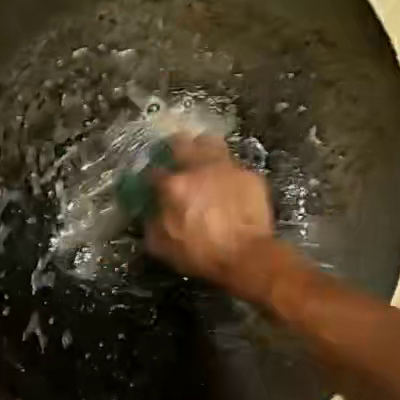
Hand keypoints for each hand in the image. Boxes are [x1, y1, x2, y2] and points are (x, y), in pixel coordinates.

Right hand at [145, 134, 280, 294]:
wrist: (248, 256)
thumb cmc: (202, 254)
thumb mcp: (163, 247)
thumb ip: (151, 225)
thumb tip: (150, 214)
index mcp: (173, 185)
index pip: (153, 171)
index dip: (151, 178)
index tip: (153, 186)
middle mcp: (198, 168)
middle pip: (180, 143)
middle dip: (174, 150)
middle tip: (176, 162)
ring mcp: (226, 168)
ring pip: (210, 143)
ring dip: (202, 150)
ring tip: (203, 164)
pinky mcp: (249, 174)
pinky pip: (233, 165)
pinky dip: (227, 173)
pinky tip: (229, 185)